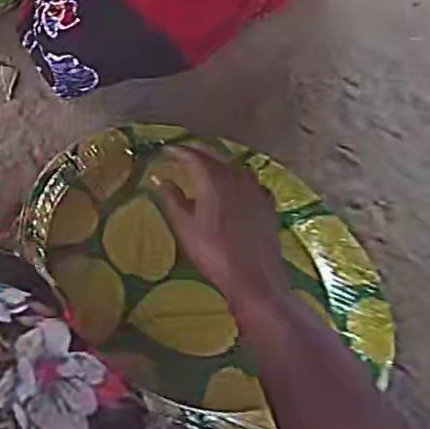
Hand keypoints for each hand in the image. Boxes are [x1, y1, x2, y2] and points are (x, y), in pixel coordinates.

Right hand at [148, 145, 290, 316]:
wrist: (254, 278)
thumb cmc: (213, 252)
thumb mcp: (184, 226)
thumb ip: (172, 199)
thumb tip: (162, 180)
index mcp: (213, 180)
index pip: (193, 156)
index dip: (178, 151)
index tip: (167, 150)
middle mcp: (236, 178)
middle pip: (216, 156)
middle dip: (198, 152)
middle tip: (182, 154)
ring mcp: (255, 190)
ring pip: (235, 166)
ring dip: (219, 162)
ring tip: (207, 167)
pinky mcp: (267, 204)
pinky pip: (252, 182)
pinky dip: (239, 178)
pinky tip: (236, 187)